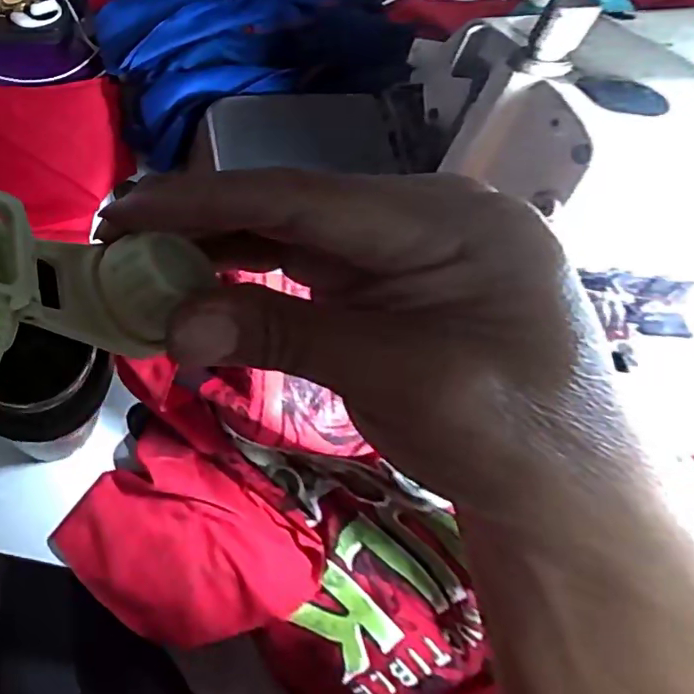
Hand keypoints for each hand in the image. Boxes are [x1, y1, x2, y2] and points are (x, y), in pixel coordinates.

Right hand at [98, 170, 634, 519]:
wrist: (570, 496)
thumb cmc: (507, 432)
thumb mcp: (390, 377)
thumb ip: (278, 334)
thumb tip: (171, 325)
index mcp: (446, 217)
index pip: (304, 197)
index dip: (210, 199)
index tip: (132, 205)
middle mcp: (420, 212)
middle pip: (291, 204)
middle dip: (204, 217)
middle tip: (123, 228)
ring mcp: (401, 242)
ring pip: (290, 229)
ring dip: (219, 243)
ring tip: (147, 252)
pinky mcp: (384, 274)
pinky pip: (303, 260)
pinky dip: (249, 272)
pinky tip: (202, 277)